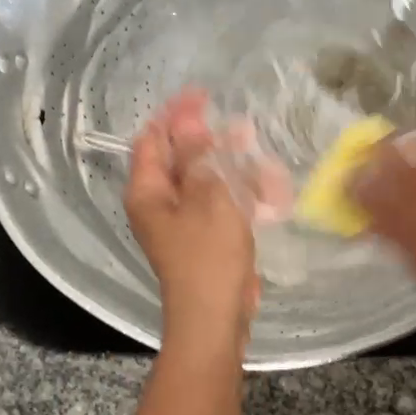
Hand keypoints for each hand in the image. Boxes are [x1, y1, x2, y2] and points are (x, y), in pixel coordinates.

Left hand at [126, 92, 258, 341]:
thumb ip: (201, 157)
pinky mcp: (205, 240)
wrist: (215, 319)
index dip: (178, 113)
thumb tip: (191, 120)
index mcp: (148, 190)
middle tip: (246, 130)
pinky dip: (240, 197)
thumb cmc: (209, 257)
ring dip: (233, 170)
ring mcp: (182, 223)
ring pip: (206, 182)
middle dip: (213, 142)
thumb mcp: (209, 198)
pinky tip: (267, 197)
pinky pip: (220, 206)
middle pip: (181, 158)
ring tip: (265, 167)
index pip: (154, 137)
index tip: (208, 95)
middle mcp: (159, 204)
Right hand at [350, 135, 415, 310]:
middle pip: (386, 157)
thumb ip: (402, 245)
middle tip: (366, 164)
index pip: (363, 190)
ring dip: (401, 153)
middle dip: (371, 158)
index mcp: (404, 215)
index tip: (343, 188)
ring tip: (398, 162)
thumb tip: (380, 228)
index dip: (350, 187)